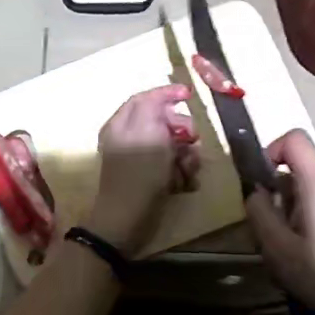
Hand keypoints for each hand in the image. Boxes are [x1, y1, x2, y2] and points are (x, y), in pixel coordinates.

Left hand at [84, 85, 200, 250]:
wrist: (127, 220)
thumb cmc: (138, 174)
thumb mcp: (147, 131)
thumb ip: (153, 107)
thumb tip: (162, 98)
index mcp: (122, 124)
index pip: (145, 99)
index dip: (167, 94)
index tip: (190, 95)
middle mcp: (129, 140)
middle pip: (163, 122)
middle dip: (182, 129)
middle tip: (192, 139)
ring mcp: (139, 162)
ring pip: (172, 147)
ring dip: (186, 155)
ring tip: (187, 169)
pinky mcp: (149, 181)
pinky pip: (171, 168)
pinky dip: (182, 173)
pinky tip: (184, 183)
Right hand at [245, 130, 314, 314]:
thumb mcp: (278, 249)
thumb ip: (260, 214)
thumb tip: (255, 193)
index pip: (293, 139)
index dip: (269, 151)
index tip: (257, 184)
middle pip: (299, 168)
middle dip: (276, 192)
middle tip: (267, 230)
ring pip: (309, 188)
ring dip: (290, 209)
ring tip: (287, 247)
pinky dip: (308, 218)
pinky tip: (308, 254)